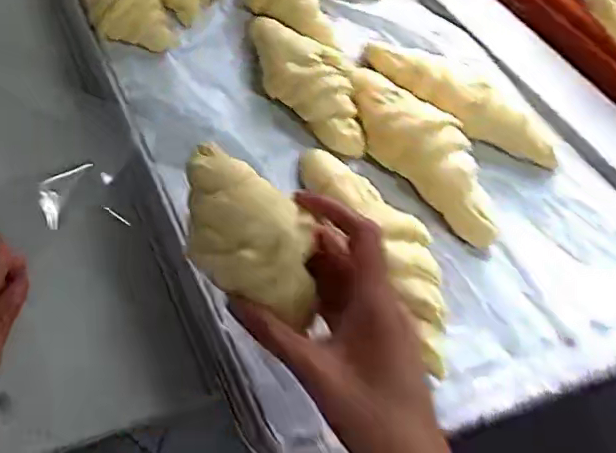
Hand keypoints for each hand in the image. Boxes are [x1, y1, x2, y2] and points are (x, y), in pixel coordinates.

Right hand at [229, 192, 446, 452]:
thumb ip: (274, 334)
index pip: (363, 234)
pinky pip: (346, 300)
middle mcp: (382, 303)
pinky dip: (320, 291)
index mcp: (377, 300)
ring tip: (274, 256)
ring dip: (313, 265)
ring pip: (345, 277)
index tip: (297, 200)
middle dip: (312, 236)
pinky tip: (292, 296)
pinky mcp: (375, 339)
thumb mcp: (317, 373)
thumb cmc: (372, 414)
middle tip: (273, 229)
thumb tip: (233, 300)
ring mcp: (381, 322)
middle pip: (348, 253)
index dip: (334, 209)